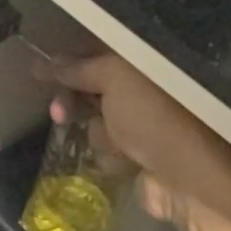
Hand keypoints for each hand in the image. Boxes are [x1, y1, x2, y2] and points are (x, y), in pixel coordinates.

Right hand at [41, 54, 230, 230]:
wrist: (189, 175)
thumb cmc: (155, 115)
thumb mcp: (114, 77)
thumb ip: (79, 68)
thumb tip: (48, 60)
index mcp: (148, 63)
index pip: (100, 55)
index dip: (70, 62)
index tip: (41, 70)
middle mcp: (147, 91)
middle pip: (94, 91)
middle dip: (75, 103)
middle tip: (59, 112)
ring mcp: (146, 127)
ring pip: (98, 126)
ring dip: (102, 136)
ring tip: (123, 145)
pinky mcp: (142, 159)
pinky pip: (109, 154)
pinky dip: (115, 159)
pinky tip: (132, 164)